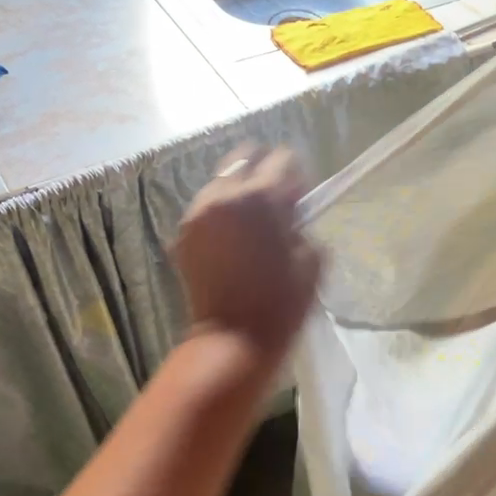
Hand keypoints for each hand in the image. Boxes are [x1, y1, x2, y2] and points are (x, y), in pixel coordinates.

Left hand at [173, 146, 321, 357]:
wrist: (234, 338)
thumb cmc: (282, 303)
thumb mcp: (311, 258)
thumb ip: (302, 222)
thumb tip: (291, 211)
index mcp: (261, 197)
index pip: (283, 158)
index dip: (295, 177)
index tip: (299, 199)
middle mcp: (224, 195)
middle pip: (244, 156)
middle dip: (262, 172)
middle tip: (274, 205)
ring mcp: (198, 213)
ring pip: (221, 181)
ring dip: (238, 193)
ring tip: (249, 226)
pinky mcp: (184, 233)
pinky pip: (206, 209)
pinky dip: (221, 215)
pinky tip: (231, 243)